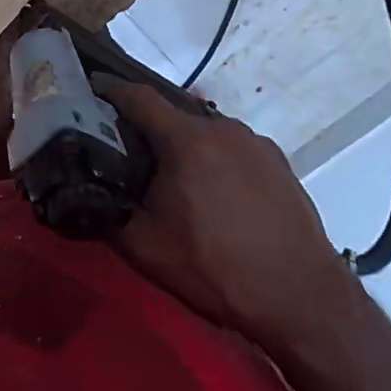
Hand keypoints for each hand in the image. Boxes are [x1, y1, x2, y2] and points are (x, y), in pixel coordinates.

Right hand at [99, 81, 350, 342]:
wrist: (301, 299)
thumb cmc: (216, 269)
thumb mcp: (144, 248)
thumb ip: (109, 213)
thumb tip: (89, 196)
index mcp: (188, 140)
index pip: (139, 97)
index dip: (111, 91)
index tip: (93, 92)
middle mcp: (224, 129)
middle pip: (174, 117)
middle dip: (150, 131)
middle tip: (133, 159)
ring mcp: (258, 144)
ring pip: (207, 135)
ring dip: (187, 149)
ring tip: (179, 184)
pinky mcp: (281, 164)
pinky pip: (235, 152)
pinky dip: (218, 163)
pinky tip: (219, 199)